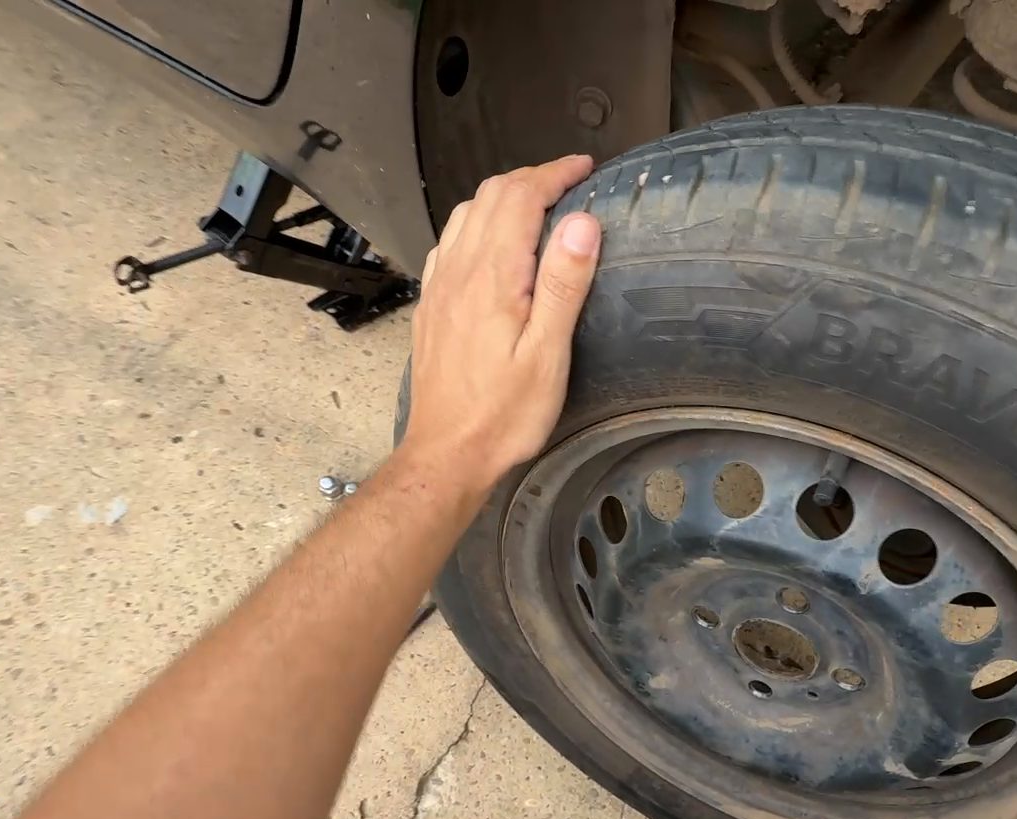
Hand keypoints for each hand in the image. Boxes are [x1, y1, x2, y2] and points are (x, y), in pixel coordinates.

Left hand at [399, 155, 602, 495]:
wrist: (449, 452)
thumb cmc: (504, 415)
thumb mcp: (547, 355)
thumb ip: (563, 285)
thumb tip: (582, 224)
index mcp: (494, 277)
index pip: (521, 199)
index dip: (554, 174)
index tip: (583, 167)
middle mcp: (460, 272)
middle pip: (491, 197)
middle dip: (531, 178)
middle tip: (568, 181)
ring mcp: (440, 288)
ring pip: (466, 215)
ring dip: (503, 197)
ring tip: (536, 203)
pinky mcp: (432, 307)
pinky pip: (450, 244)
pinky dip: (476, 224)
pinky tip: (489, 242)